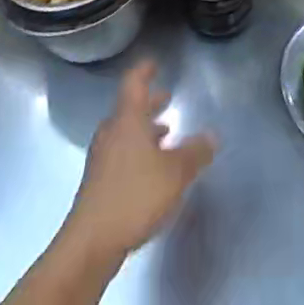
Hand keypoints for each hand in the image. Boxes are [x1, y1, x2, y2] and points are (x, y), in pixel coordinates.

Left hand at [63, 61, 214, 261]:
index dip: (144, 71)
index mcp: (127, 120)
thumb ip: (195, 153)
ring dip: (145, 129)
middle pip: (129, 108)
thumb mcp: (175, 174)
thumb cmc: (134, 196)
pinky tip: (152, 167)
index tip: (153, 63)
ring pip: (125, 132)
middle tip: (166, 97)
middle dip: (149, 103)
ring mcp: (102, 157)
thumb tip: (211, 136)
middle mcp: (111, 132)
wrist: (92, 241)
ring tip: (166, 132)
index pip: (134, 84)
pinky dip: (138, 149)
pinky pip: (122, 153)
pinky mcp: (99, 181)